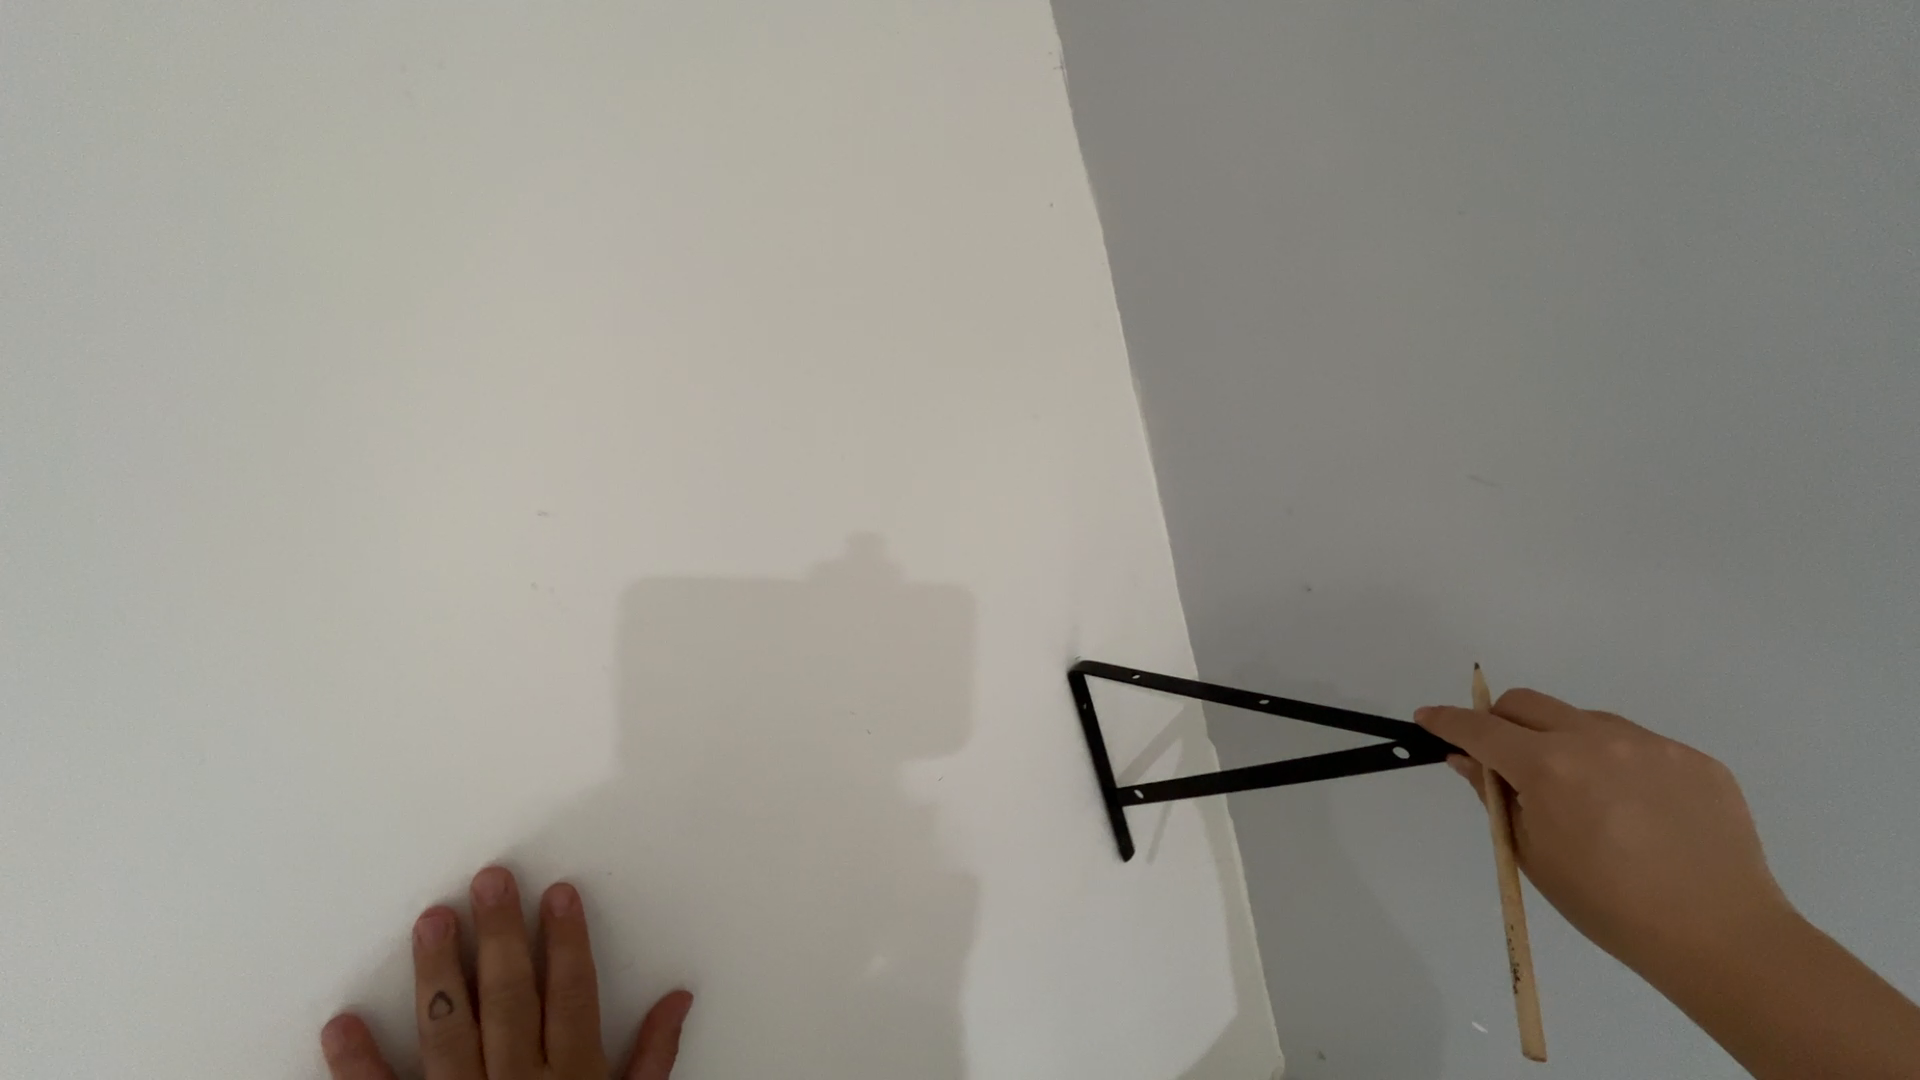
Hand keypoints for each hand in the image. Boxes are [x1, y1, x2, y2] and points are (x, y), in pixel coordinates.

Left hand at [320, 866, 692, 1079]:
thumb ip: (653, 1058)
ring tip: (431, 921)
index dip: (567, 940)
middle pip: (509, 997)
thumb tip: (679, 997)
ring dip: (438, 975)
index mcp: (571, 1076)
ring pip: (449, 1032)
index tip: (558, 894)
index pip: (571, 992)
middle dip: (501, 936)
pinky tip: (342, 1024)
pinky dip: (358, 1064)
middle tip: (489, 882)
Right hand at [1416, 689, 1793, 977]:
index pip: (1480, 729)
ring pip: (1581, 718)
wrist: (1723, 938)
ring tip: (1580, 793)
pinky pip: (1635, 743)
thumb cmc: (1607, 903)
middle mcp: (1597, 740)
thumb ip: (1494, 795)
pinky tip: (1632, 807)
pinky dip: (1614, 761)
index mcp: (1549, 766)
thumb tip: (1469, 760)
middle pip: (1526, 703)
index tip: (1427, 719)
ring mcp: (1651, 745)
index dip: (1447, 722)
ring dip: (1560, 739)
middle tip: (1502, 760)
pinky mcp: (1694, 759)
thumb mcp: (1530, 851)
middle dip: (1500, 722)